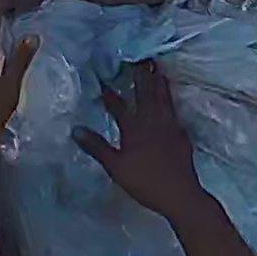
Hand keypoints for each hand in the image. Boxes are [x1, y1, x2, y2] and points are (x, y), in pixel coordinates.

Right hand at [74, 62, 210, 220]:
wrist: (181, 196)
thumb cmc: (145, 181)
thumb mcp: (115, 166)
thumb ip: (96, 147)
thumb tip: (75, 129)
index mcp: (134, 128)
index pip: (119, 106)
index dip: (109, 94)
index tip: (102, 79)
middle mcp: (152, 122)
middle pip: (145, 94)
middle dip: (140, 76)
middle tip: (139, 59)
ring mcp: (169, 127)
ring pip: (163, 99)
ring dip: (159, 82)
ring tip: (157, 68)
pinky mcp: (181, 135)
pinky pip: (175, 111)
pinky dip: (172, 101)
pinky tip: (171, 100)